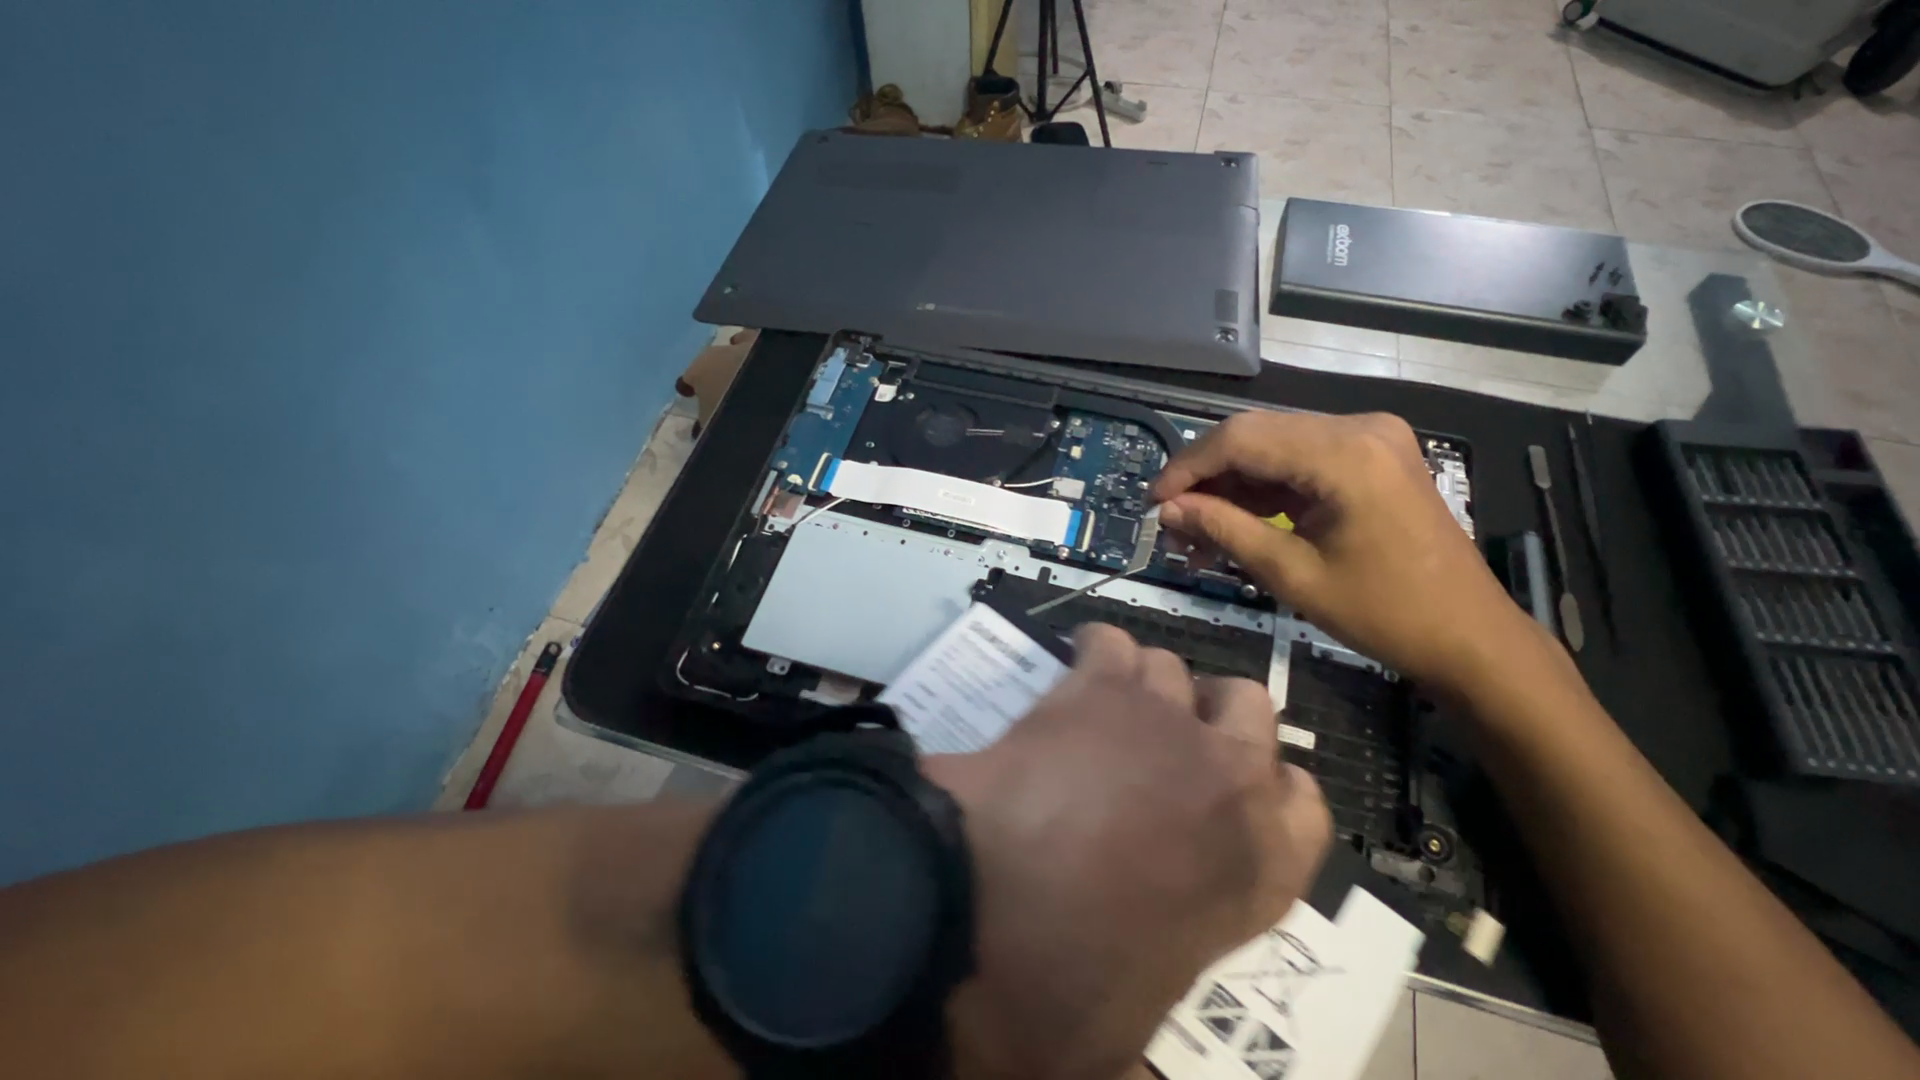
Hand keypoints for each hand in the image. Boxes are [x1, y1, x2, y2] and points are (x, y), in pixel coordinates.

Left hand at [924, 624, 1330, 1079]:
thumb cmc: (1061, 985)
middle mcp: (1227, 780)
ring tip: (1110, 717)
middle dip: (1217, 721)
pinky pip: (1110, 642)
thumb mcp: (1119, 1037)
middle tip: (1167, 748)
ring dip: (1151, 689)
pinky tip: (1070, 681)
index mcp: (1259, 869)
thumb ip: (1144, 1031)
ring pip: (1178, 669)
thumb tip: (1133, 1075)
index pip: (1308, 807)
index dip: (1270, 799)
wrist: (971, 908)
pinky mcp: (1092, 688)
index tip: (1229, 801)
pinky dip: (1094, 655)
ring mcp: (1161, 723)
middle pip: (1252, 708)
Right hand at [1150, 410, 1549, 695]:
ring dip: (1234, 484)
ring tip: (1199, 531)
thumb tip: (1169, 510)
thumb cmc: (1385, 612)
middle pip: (1257, 435)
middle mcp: (1360, 427)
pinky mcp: (1375, 455)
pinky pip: (1304, 459)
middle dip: (1207, 477)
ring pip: (1276, 445)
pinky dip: (1267, 487)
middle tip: (1174, 523)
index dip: (1188, 468)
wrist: (1470, 635)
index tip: (1154, 504)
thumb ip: (1226, 530)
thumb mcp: (1293, 575)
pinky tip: (1238, 520)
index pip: (1241, 439)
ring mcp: (1372, 438)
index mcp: (1345, 453)